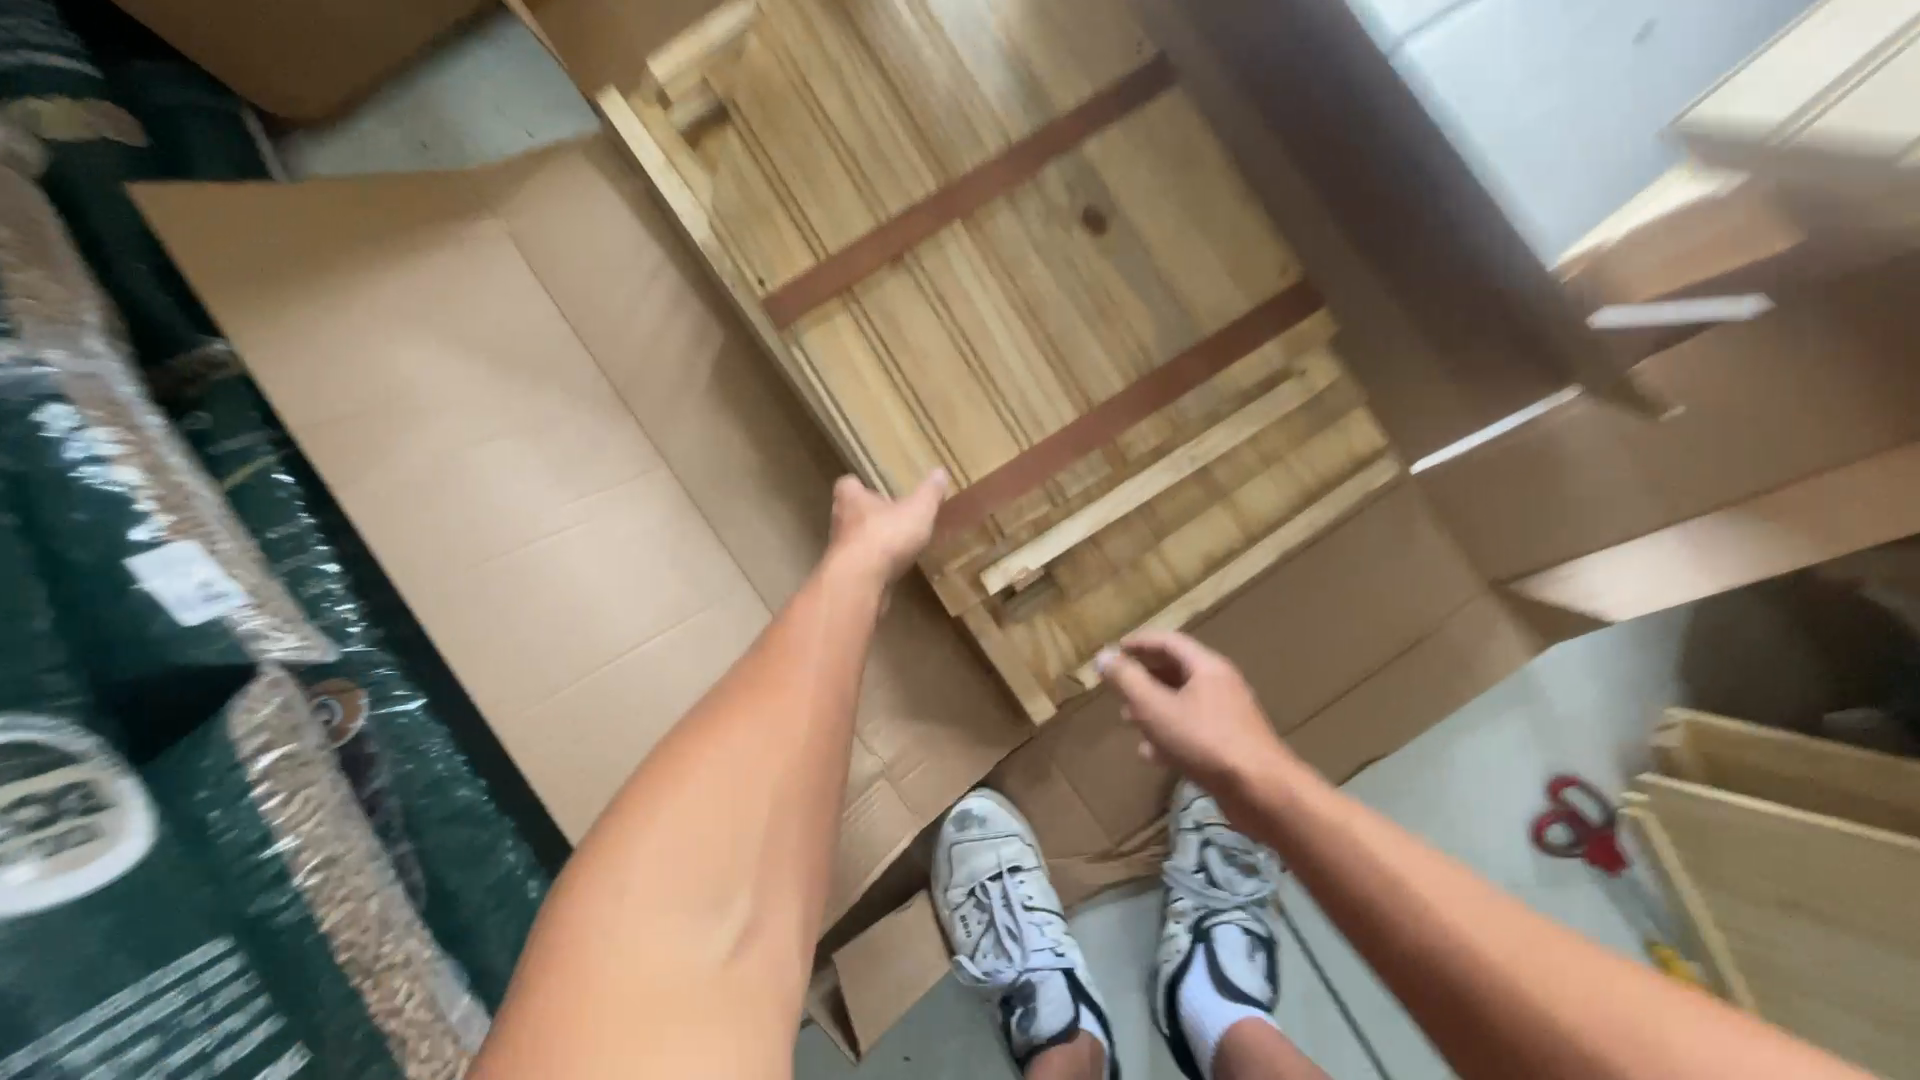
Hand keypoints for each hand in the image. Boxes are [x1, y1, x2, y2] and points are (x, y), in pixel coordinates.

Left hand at [826, 469, 948, 587]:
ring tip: (893, 546)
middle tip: (886, 517)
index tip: (868, 487)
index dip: (857, 485)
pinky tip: (891, 571)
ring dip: (869, 543)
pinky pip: (860, 568)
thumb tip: (940, 472)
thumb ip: (929, 493)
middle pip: (847, 514)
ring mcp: (840, 553)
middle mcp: (840, 523)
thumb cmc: (886, 535)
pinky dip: (873, 567)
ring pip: (852, 542)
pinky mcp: (846, 578)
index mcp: (852, 500)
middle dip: (865, 515)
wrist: (861, 581)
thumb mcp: (918, 510)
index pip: (846, 485)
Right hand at [1095, 631, 1295, 807]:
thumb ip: (1127, 680)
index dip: (1139, 643)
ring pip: (1184, 703)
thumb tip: (1103, 656)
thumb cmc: (1204, 741)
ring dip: (1154, 707)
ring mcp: (1229, 716)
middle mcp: (1221, 685)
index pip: (1169, 642)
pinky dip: (1170, 734)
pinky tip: (1151, 753)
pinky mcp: (1231, 745)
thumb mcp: (1155, 707)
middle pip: (1177, 671)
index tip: (1115, 651)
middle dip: (1144, 677)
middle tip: (1118, 687)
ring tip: (1127, 719)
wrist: (1260, 790)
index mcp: (1207, 667)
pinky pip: (1194, 730)